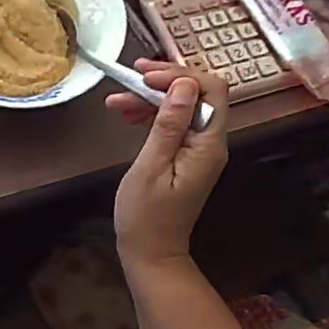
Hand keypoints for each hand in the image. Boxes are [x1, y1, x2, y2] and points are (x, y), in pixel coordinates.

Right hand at [109, 59, 229, 267]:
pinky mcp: (187, 157)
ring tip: (116, 100)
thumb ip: (168, 125)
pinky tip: (128, 115)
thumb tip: (183, 85)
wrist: (151, 252)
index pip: (211, 90)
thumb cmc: (145, 217)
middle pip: (198, 95)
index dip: (180, 75)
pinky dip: (153, 116)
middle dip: (164, 82)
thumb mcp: (150, 168)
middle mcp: (211, 143)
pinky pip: (176, 125)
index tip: (145, 77)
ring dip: (152, 99)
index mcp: (208, 145)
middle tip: (128, 79)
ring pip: (183, 108)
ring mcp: (200, 150)